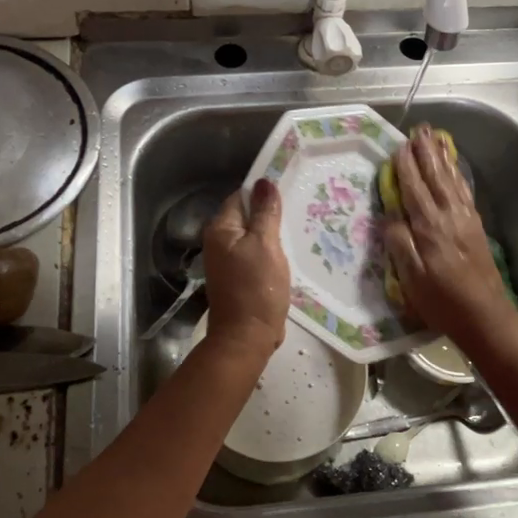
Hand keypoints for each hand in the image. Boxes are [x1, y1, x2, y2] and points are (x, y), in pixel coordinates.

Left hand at [200, 179, 290, 357]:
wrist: (247, 337)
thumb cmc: (256, 287)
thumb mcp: (265, 244)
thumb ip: (265, 212)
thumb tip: (264, 181)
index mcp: (220, 229)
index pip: (241, 197)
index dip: (262, 192)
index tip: (288, 190)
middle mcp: (219, 241)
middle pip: (247, 216)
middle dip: (270, 214)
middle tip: (298, 209)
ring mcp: (228, 260)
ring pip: (253, 236)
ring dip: (272, 234)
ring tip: (298, 228)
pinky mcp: (239, 276)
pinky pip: (256, 254)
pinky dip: (270, 252)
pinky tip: (289, 253)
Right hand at [384, 124, 515, 343]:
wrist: (484, 316)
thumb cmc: (441, 300)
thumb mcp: (410, 277)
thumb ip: (398, 242)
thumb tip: (388, 215)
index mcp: (429, 227)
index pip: (414, 188)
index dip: (405, 166)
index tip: (398, 145)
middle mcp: (449, 216)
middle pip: (436, 177)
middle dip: (426, 152)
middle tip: (419, 129)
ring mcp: (465, 220)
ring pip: (452, 180)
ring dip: (442, 158)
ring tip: (436, 138)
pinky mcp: (475, 227)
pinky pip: (464, 192)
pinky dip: (457, 175)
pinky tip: (454, 169)